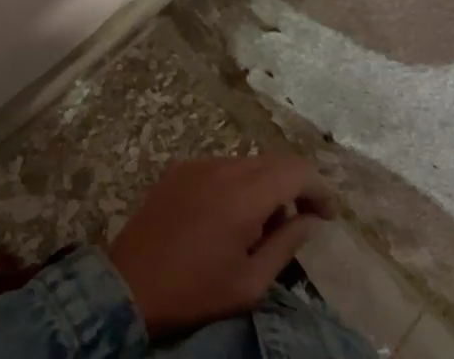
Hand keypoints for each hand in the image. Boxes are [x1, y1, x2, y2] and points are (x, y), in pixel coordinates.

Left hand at [106, 155, 335, 337]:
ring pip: (250, 163)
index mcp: (245, 195)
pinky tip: (229, 216)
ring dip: (267, 185)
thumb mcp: (249, 284)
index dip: (320, 189)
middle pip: (276, 161)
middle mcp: (224, 168)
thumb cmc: (193, 292)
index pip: (298, 171)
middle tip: (302, 221)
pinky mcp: (179, 169)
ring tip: (262, 225)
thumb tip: (311, 221)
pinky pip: (223, 167)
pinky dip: (239, 184)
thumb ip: (287, 245)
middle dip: (297, 187)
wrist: (125, 288)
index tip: (328, 216)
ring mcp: (199, 164)